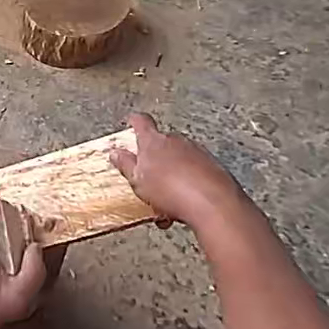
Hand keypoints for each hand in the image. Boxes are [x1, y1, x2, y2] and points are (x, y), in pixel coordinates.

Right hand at [111, 113, 245, 228]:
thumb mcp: (138, 180)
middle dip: (155, 161)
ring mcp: (196, 152)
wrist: (212, 203)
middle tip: (148, 183)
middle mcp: (175, 140)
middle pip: (161, 144)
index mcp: (153, 141)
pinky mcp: (212, 166)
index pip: (141, 122)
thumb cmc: (172, 190)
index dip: (135, 121)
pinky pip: (194, 173)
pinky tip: (184, 207)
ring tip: (167, 205)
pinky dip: (188, 186)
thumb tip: (115, 153)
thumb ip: (125, 164)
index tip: (131, 121)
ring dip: (171, 178)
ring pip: (178, 162)